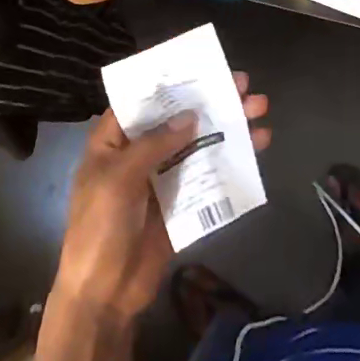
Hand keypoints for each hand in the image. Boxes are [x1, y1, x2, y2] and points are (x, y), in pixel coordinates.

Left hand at [52, 72, 269, 320]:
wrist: (105, 293)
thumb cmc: (100, 227)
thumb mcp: (119, 179)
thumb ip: (154, 145)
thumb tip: (191, 115)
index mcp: (113, 141)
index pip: (141, 101)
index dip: (171, 84)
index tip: (202, 66)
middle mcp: (139, 153)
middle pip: (178, 120)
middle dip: (210, 101)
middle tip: (244, 85)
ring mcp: (163, 177)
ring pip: (199, 144)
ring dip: (228, 127)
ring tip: (259, 110)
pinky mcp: (182, 202)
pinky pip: (208, 175)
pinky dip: (231, 160)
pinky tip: (257, 147)